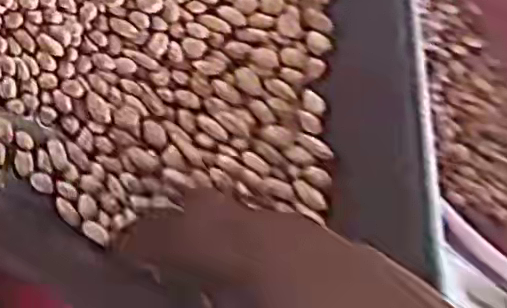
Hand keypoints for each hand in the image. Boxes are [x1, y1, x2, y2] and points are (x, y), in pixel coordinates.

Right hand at [119, 191, 448, 307]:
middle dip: (183, 227)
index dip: (134, 241)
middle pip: (209, 208)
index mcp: (242, 239)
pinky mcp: (386, 267)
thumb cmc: (317, 305)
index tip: (120, 257)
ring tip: (229, 280)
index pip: (163, 227)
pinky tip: (293, 292)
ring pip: (263, 226)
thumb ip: (197, 294)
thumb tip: (152, 280)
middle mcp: (281, 226)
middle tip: (167, 259)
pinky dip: (288, 264)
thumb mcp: (243, 302)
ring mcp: (338, 243)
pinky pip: (313, 251)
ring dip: (237, 246)